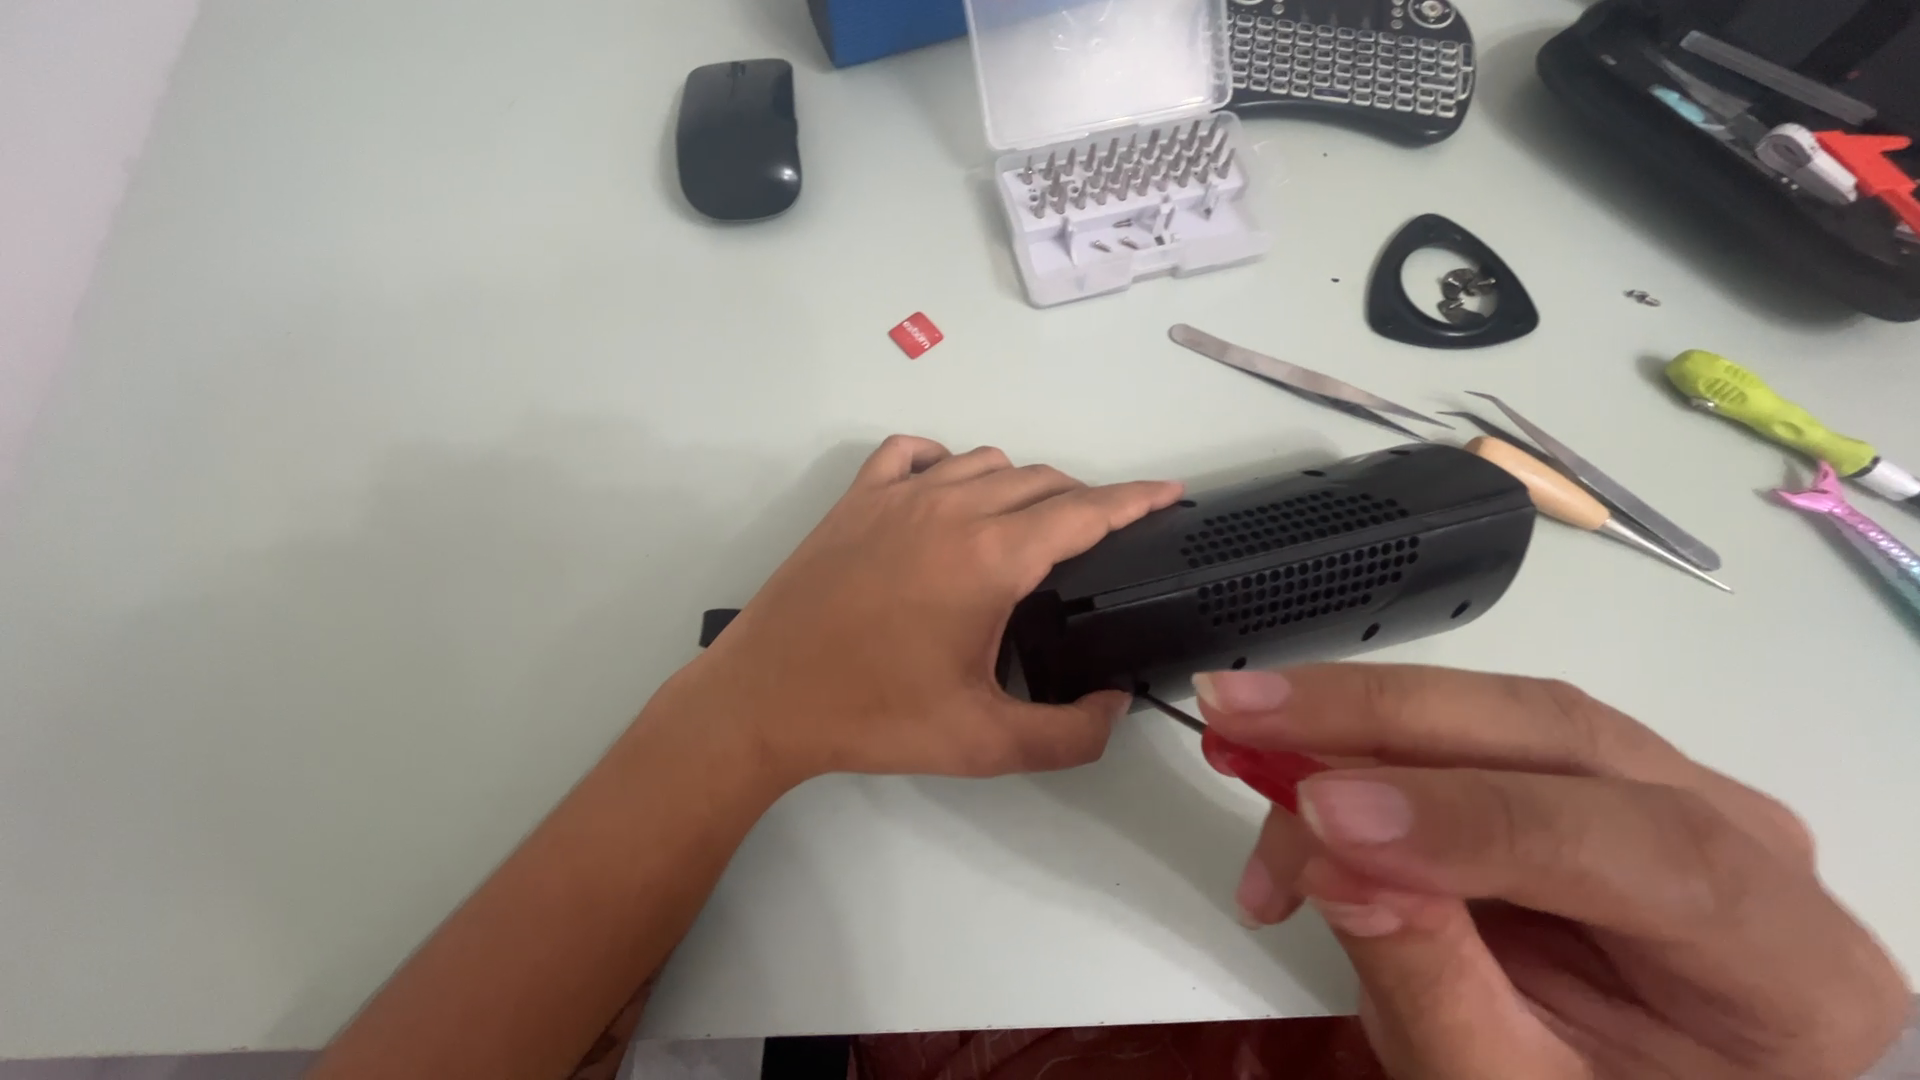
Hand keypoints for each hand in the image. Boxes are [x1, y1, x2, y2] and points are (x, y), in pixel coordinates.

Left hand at [673, 435, 1181, 784]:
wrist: (765, 699)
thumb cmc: (873, 717)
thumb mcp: (984, 744)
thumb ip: (1070, 734)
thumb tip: (1114, 706)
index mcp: (991, 558)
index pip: (1086, 511)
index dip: (1136, 499)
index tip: (1169, 492)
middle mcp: (951, 508)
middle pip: (1042, 482)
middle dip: (1082, 503)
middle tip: (1092, 544)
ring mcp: (898, 495)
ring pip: (986, 463)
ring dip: (1020, 487)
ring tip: (1024, 530)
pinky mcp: (856, 499)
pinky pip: (915, 453)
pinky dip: (945, 464)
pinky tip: (947, 494)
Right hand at [1195, 665, 1910, 1079]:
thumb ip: (1430, 985)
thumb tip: (1327, 861)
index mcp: (1783, 959)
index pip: (1642, 852)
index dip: (1467, 818)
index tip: (1323, 814)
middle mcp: (1729, 834)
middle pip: (1545, 732)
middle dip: (1370, 715)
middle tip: (1236, 708)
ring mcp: (1635, 783)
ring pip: (1481, 708)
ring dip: (1339, 717)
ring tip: (1231, 743)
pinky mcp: (1548, 768)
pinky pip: (1439, 733)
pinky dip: (1339, 753)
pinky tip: (1276, 815)